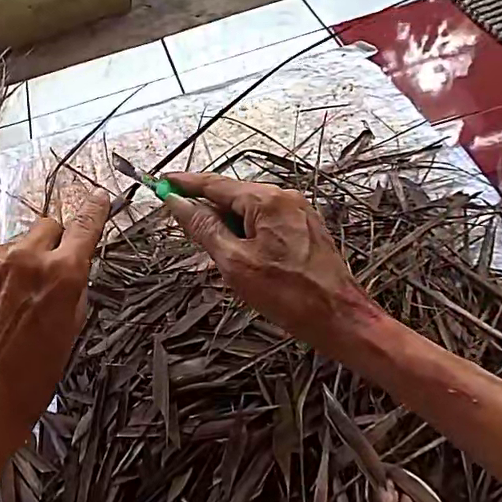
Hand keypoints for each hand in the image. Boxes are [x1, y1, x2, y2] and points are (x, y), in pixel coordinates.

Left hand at [0, 188, 111, 469]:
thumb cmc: (28, 379)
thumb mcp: (71, 331)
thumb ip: (75, 287)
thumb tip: (74, 267)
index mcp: (61, 275)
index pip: (84, 225)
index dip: (94, 210)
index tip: (97, 198)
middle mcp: (24, 260)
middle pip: (46, 227)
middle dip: (51, 246)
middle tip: (47, 276)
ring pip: (14, 244)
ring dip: (19, 263)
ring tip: (12, 303)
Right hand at [159, 172, 382, 359]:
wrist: (339, 317)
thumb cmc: (289, 294)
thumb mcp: (234, 262)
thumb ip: (204, 228)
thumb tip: (179, 205)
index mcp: (267, 200)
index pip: (215, 184)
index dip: (185, 185)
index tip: (162, 183)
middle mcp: (284, 197)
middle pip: (232, 196)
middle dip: (207, 212)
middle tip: (184, 229)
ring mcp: (297, 211)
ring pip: (248, 211)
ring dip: (227, 227)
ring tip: (219, 256)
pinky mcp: (304, 227)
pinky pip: (264, 221)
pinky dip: (246, 233)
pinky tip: (241, 257)